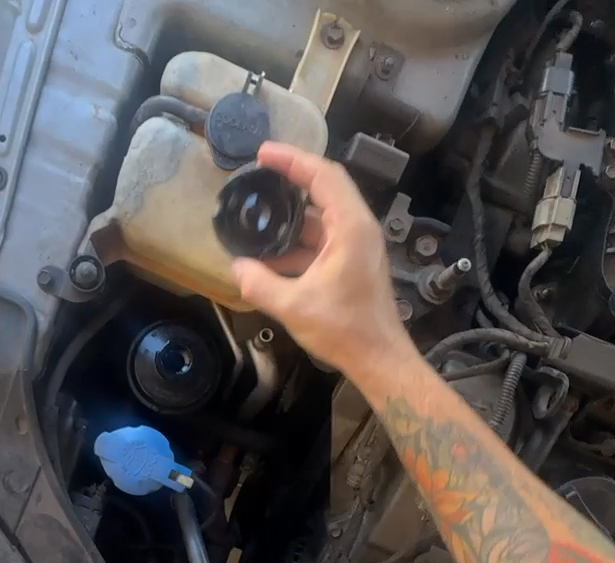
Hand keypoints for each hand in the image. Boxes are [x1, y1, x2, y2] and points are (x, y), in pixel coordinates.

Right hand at [231, 142, 415, 378]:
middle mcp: (358, 229)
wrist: (377, 357)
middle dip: (291, 180)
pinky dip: (298, 242)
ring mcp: (357, 246)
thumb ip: (260, 284)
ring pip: (322, 218)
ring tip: (260, 218)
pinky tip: (274, 255)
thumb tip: (237, 268)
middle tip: (260, 176)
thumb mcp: (293, 306)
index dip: (292, 160)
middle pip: (324, 189)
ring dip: (292, 217)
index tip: (264, 154)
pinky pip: (323, 240)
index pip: (322, 176)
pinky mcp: (353, 264)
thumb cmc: (344, 330)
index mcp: (350, 228)